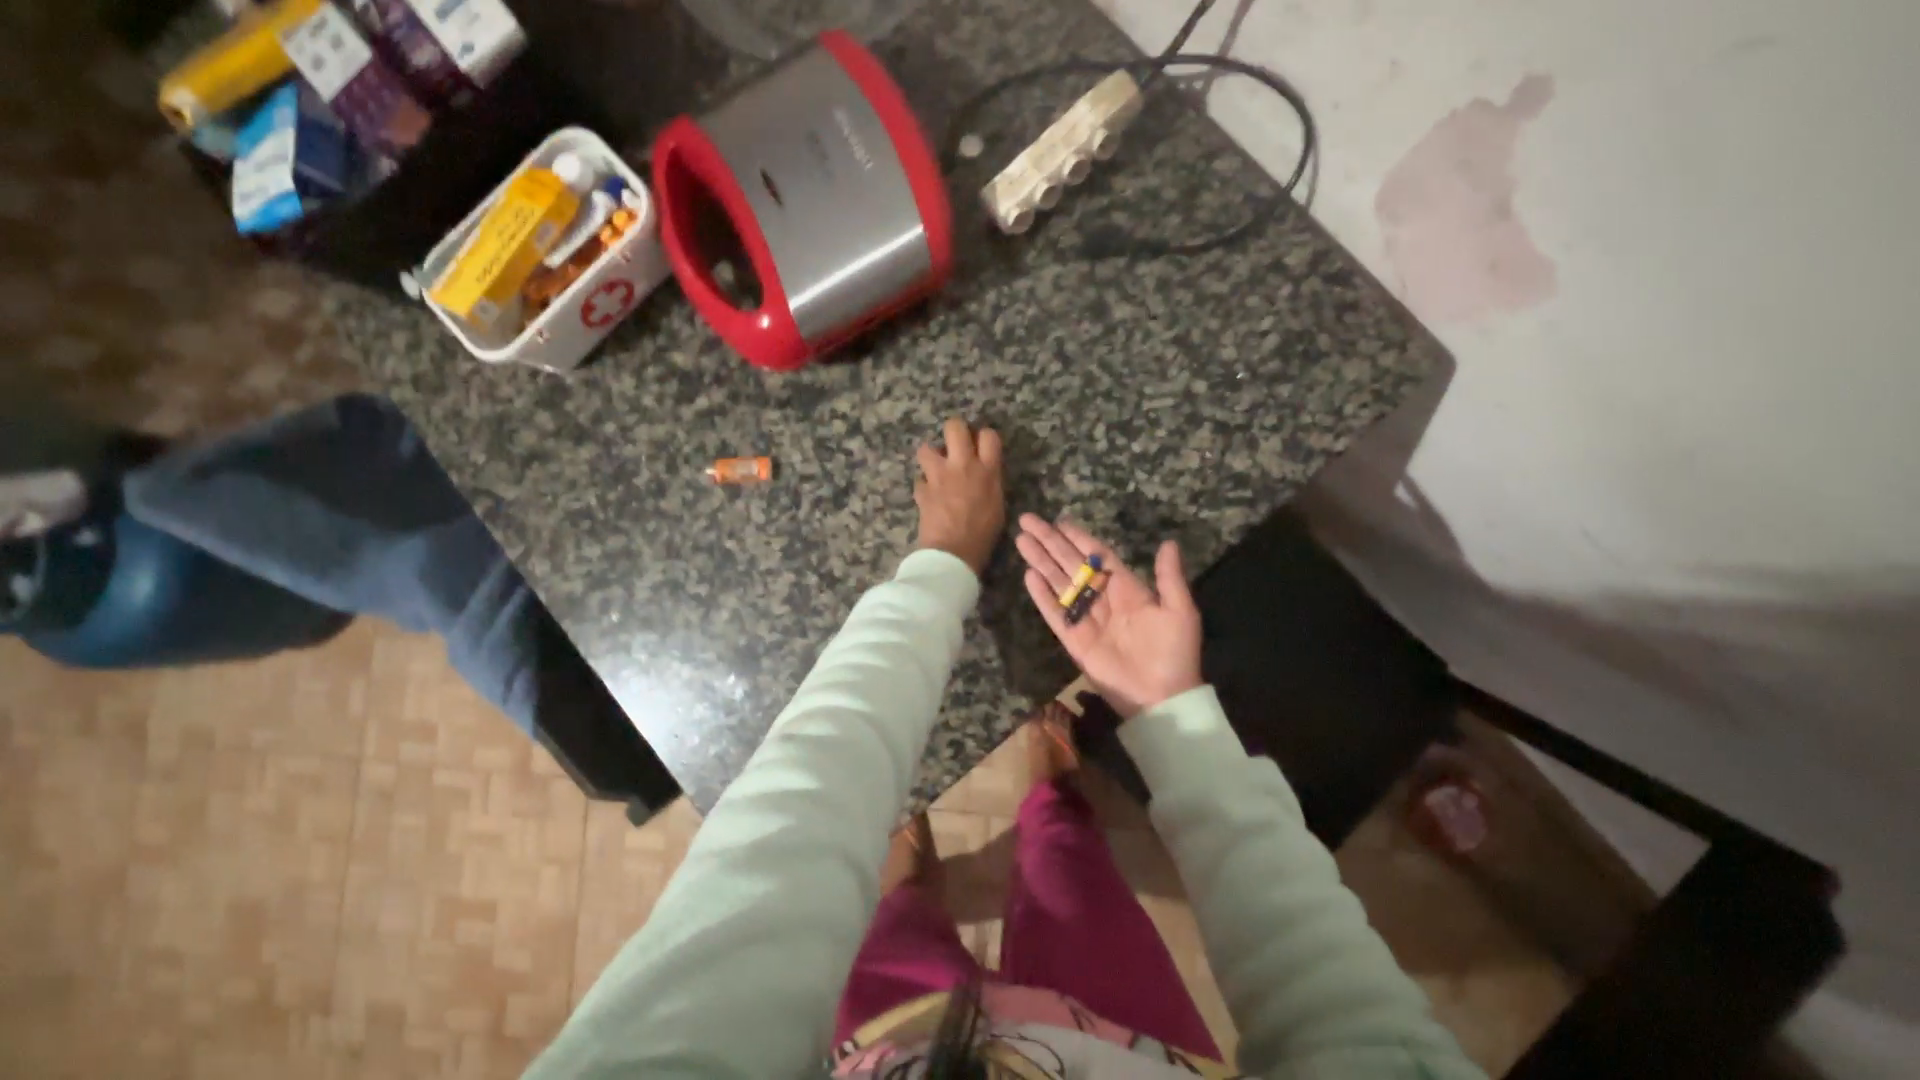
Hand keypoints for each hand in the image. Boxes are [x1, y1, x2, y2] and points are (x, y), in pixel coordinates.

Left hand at [914, 418, 1004, 574]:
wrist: (954, 554)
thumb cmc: (983, 535)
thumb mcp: (997, 506)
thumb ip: (990, 483)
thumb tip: (983, 475)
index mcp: (987, 471)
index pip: (988, 435)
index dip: (983, 437)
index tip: (980, 446)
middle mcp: (962, 466)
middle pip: (954, 427)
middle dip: (954, 431)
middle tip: (955, 445)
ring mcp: (939, 477)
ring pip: (926, 448)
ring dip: (930, 456)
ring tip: (935, 469)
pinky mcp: (922, 490)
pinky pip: (919, 480)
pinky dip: (923, 486)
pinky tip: (928, 496)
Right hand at [1015, 514, 1201, 719]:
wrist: (1161, 696)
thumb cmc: (1174, 652)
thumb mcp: (1180, 610)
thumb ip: (1169, 577)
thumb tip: (1168, 543)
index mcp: (1128, 589)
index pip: (1098, 555)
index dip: (1079, 538)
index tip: (1060, 521)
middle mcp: (1103, 599)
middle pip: (1072, 564)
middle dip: (1050, 543)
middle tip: (1028, 521)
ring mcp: (1087, 619)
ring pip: (1060, 584)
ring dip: (1041, 562)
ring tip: (1022, 541)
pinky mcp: (1074, 640)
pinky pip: (1056, 614)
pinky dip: (1043, 596)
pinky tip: (1029, 576)